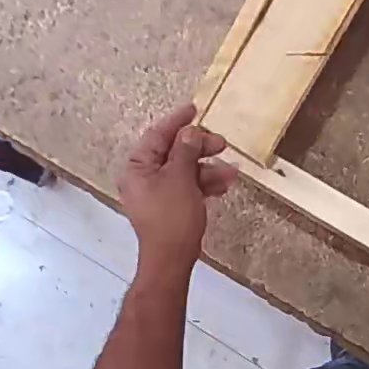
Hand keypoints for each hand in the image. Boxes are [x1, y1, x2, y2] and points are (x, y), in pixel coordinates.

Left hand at [118, 104, 236, 274]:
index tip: (194, 109)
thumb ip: (186, 151)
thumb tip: (190, 132)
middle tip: (222, 144)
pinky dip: (204, 185)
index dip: (177, 122)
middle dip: (199, 148)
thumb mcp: (181, 178)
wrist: (171, 259)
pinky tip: (223, 185)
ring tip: (231, 172)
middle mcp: (143, 179)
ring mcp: (156, 194)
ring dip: (208, 169)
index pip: (157, 135)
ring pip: (184, 172)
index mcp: (137, 168)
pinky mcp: (169, 208)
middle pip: (173, 153)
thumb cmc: (172, 218)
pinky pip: (187, 188)